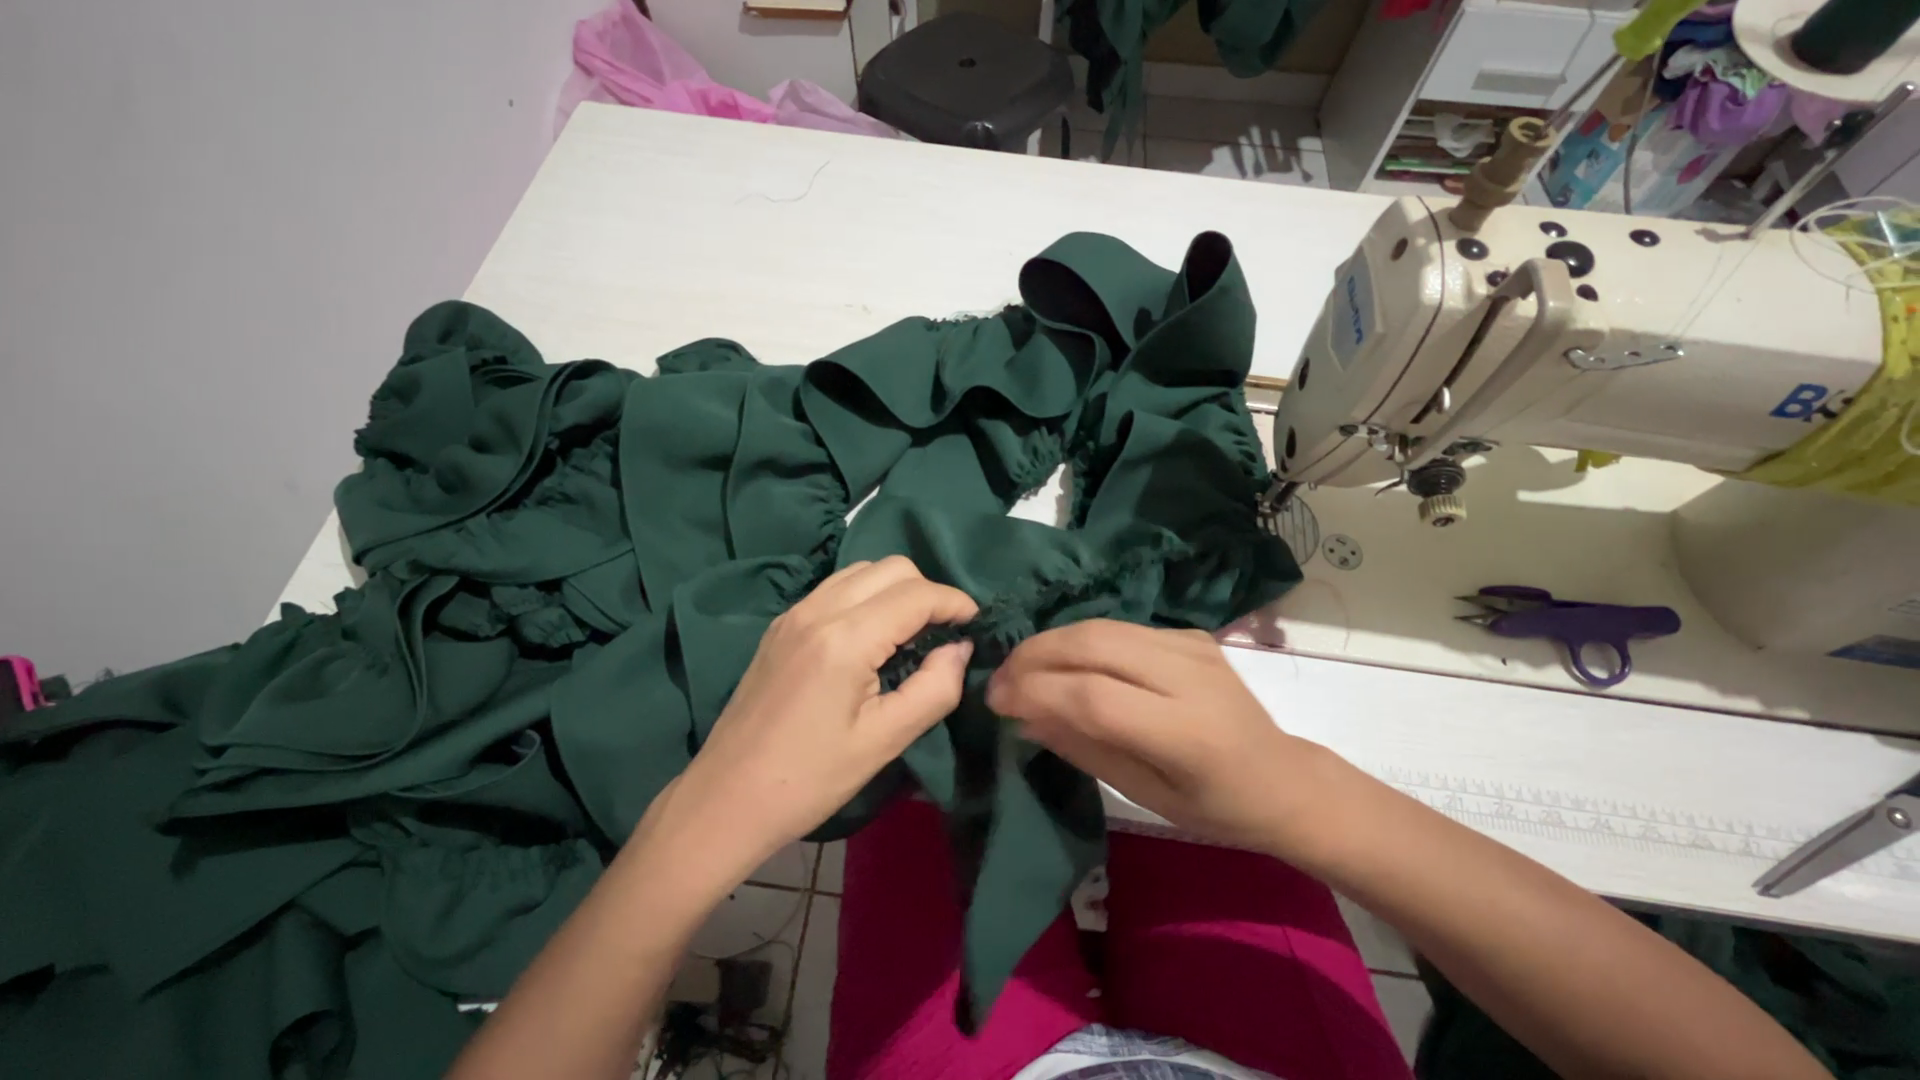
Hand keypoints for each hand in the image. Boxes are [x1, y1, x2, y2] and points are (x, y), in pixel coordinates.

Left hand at [641, 557, 976, 882]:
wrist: (727, 798)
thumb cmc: (811, 778)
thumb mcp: (884, 741)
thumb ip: (934, 688)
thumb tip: (960, 648)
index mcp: (845, 638)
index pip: (917, 594)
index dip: (955, 603)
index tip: (977, 626)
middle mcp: (817, 610)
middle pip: (891, 567)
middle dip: (928, 591)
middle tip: (946, 633)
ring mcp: (793, 614)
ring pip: (861, 571)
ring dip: (896, 590)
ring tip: (914, 633)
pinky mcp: (780, 627)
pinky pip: (835, 589)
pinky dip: (866, 597)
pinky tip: (874, 637)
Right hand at [985, 619, 1317, 851]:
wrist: (1284, 778)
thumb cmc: (1215, 807)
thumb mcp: (1145, 795)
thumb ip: (1084, 749)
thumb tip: (1024, 715)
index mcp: (1185, 732)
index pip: (1094, 695)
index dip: (1035, 692)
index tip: (995, 703)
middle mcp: (1190, 676)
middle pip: (1093, 644)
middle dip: (1033, 656)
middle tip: (999, 681)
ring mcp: (1193, 646)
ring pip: (1101, 625)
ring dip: (1050, 643)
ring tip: (1020, 669)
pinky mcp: (1191, 634)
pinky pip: (1120, 628)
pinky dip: (1080, 641)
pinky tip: (1063, 663)